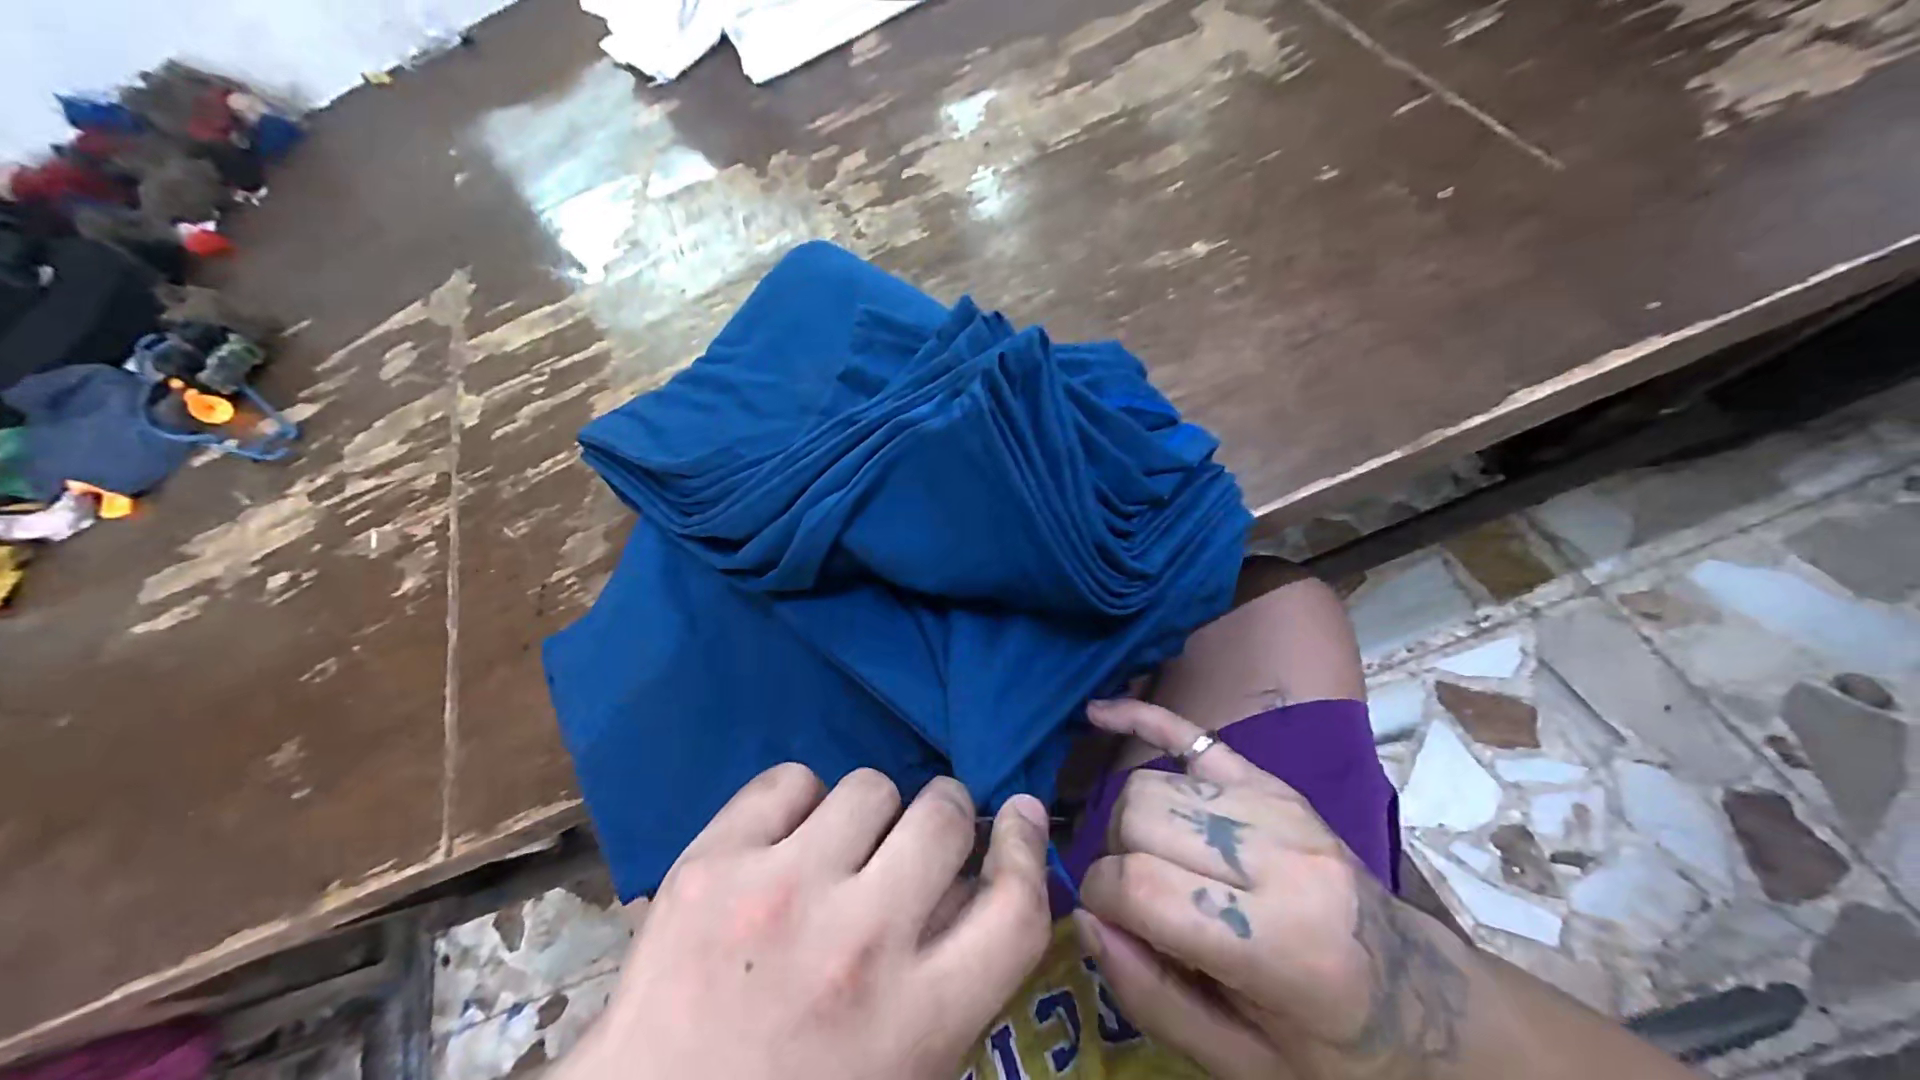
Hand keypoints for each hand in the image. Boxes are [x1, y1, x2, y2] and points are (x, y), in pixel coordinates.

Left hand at [567, 765, 1053, 1079]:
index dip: (1027, 847)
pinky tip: (783, 842)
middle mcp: (858, 943)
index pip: (1015, 906)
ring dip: (869, 813)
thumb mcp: (903, 1065)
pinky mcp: (711, 865)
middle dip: (943, 815)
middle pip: (944, 818)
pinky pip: (791, 780)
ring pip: (870, 786)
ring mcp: (780, 894)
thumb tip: (968, 873)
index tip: (1020, 816)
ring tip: (838, 850)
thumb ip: (951, 975)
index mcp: (916, 1019)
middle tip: (916, 837)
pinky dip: (800, 802)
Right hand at [1075, 699, 1473, 1079]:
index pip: (1139, 885)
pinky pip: (1192, 735)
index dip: (1100, 901)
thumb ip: (1152, 997)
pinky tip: (1101, 716)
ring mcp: (1280, 807)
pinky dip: (1143, 721)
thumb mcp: (1244, 1066)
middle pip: (1139, 815)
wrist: (1420, 998)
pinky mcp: (1273, 783)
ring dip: (1131, 821)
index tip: (1107, 923)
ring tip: (1154, 861)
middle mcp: (1283, 856)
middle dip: (1114, 857)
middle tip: (1136, 901)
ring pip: (1154, 783)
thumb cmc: (1333, 1047)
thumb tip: (1086, 919)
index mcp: (1283, 942)